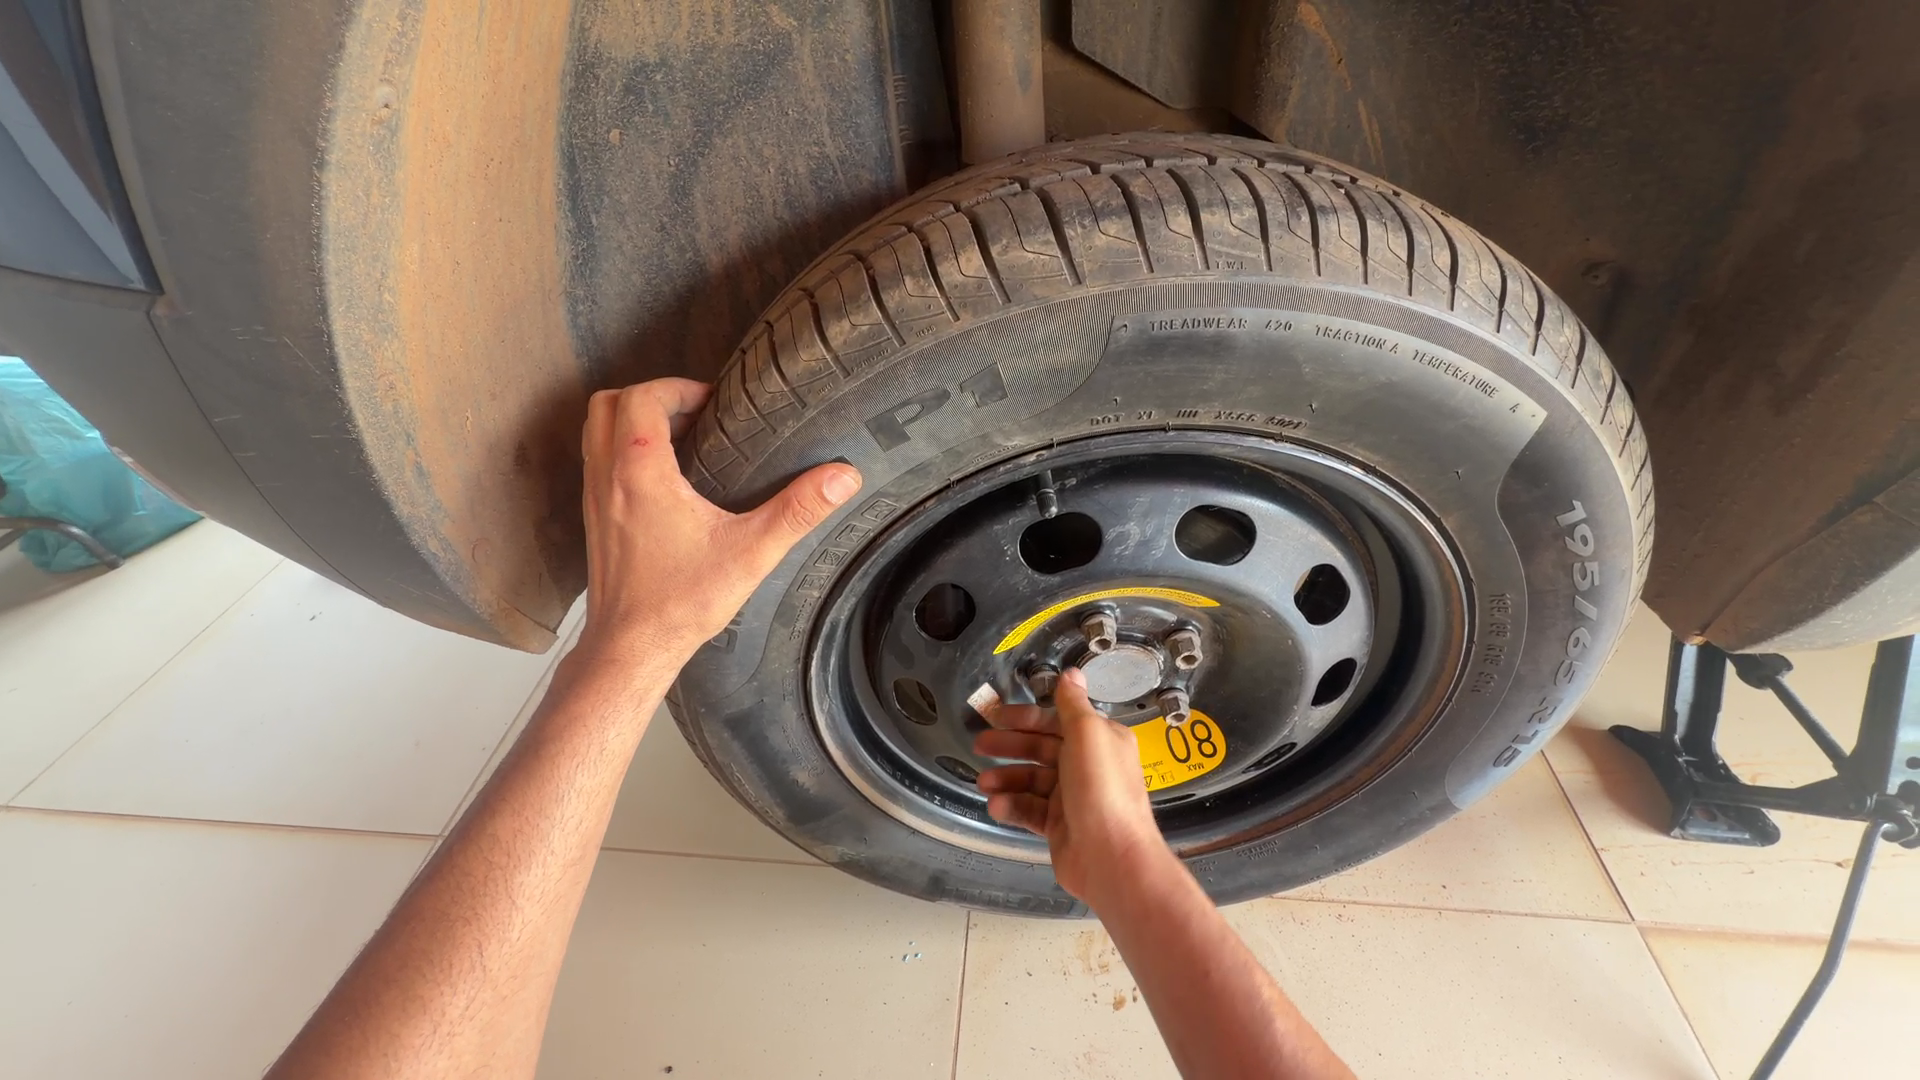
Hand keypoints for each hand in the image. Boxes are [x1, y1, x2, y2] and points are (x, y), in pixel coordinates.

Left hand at [575, 378, 861, 676]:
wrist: (631, 648)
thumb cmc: (683, 601)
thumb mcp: (752, 552)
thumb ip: (798, 510)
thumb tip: (843, 477)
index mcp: (640, 473)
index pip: (642, 398)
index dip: (677, 388)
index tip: (713, 402)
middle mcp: (607, 478)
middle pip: (608, 403)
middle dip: (653, 396)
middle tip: (697, 412)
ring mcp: (594, 499)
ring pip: (595, 430)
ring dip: (633, 420)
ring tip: (683, 438)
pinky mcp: (595, 520)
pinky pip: (597, 460)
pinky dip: (624, 448)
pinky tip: (666, 477)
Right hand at [975, 668, 1173, 904]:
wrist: (1112, 858)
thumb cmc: (1102, 789)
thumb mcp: (1088, 734)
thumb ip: (1073, 704)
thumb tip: (1072, 673)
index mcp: (1099, 739)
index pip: (1056, 720)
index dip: (1026, 717)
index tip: (997, 715)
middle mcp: (1087, 765)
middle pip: (1040, 748)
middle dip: (1010, 745)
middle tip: (979, 745)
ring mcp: (1073, 797)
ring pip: (1032, 780)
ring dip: (1006, 778)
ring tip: (984, 783)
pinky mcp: (1059, 826)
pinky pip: (1030, 809)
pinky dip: (1012, 805)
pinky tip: (996, 805)